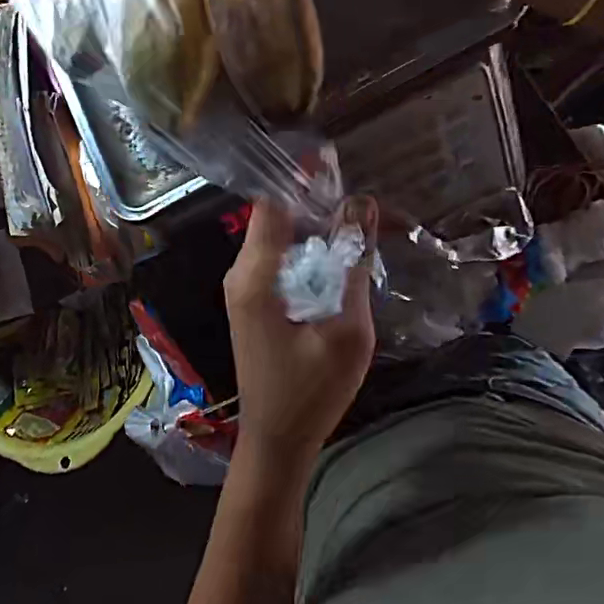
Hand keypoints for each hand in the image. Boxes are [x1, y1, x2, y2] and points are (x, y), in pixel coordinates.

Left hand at [223, 197, 378, 472]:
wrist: (276, 441)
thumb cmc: (312, 391)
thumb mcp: (346, 329)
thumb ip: (353, 265)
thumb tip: (363, 206)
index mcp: (255, 276)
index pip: (271, 203)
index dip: (301, 177)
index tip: (336, 162)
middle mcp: (240, 275)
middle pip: (273, 217)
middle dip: (313, 201)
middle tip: (357, 194)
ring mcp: (242, 290)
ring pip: (276, 239)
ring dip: (311, 227)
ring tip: (353, 220)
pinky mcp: (252, 304)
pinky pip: (276, 262)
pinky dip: (304, 251)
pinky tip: (335, 257)